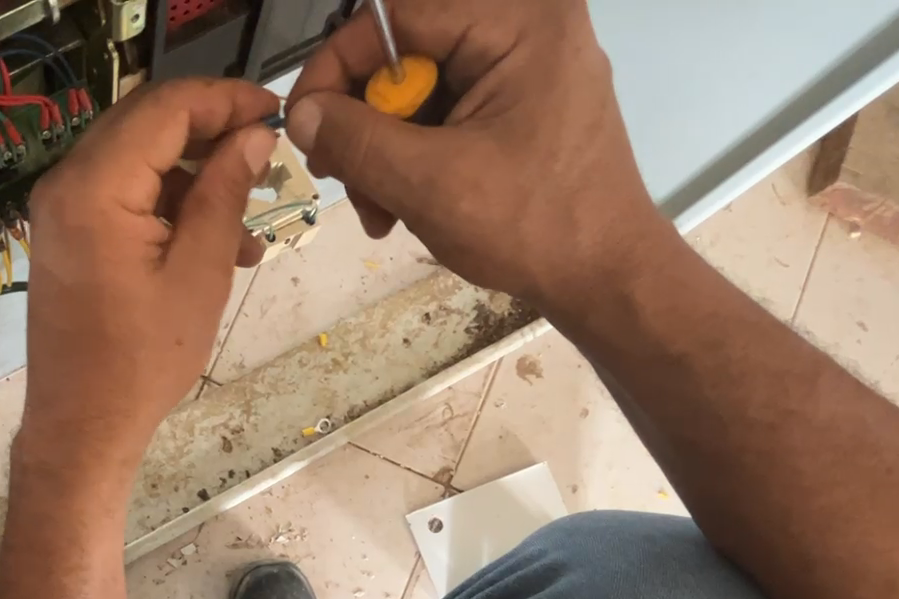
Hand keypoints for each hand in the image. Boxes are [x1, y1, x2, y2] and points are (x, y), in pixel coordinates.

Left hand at [20, 78, 281, 483]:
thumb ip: (224, 194)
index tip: (273, 116)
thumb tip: (252, 137)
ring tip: (246, 235)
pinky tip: (210, 249)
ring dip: (192, 186)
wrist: (82, 427)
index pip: (165, 107)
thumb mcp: (198, 276)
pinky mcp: (65, 240)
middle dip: (210, 139)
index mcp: (94, 188)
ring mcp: (59, 214)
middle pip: (146, 128)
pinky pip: (119, 202)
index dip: (225, 101)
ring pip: (136, 166)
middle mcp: (65, 186)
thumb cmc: (143, 363)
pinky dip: (164, 214)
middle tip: (263, 163)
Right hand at [286, 0, 676, 310]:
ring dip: (378, 155)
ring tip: (378, 213)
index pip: (395, 13)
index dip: (335, 64)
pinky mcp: (512, 106)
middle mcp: (521, 26)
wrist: (600, 274)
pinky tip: (400, 209)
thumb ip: (357, 141)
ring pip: (412, 94)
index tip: (302, 123)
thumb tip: (298, 114)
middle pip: (401, 56)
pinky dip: (407, 163)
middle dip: (361, 124)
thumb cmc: (528, 225)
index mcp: (517, 21)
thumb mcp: (430, 183)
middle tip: (341, 180)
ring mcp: (518, 68)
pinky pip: (437, 119)